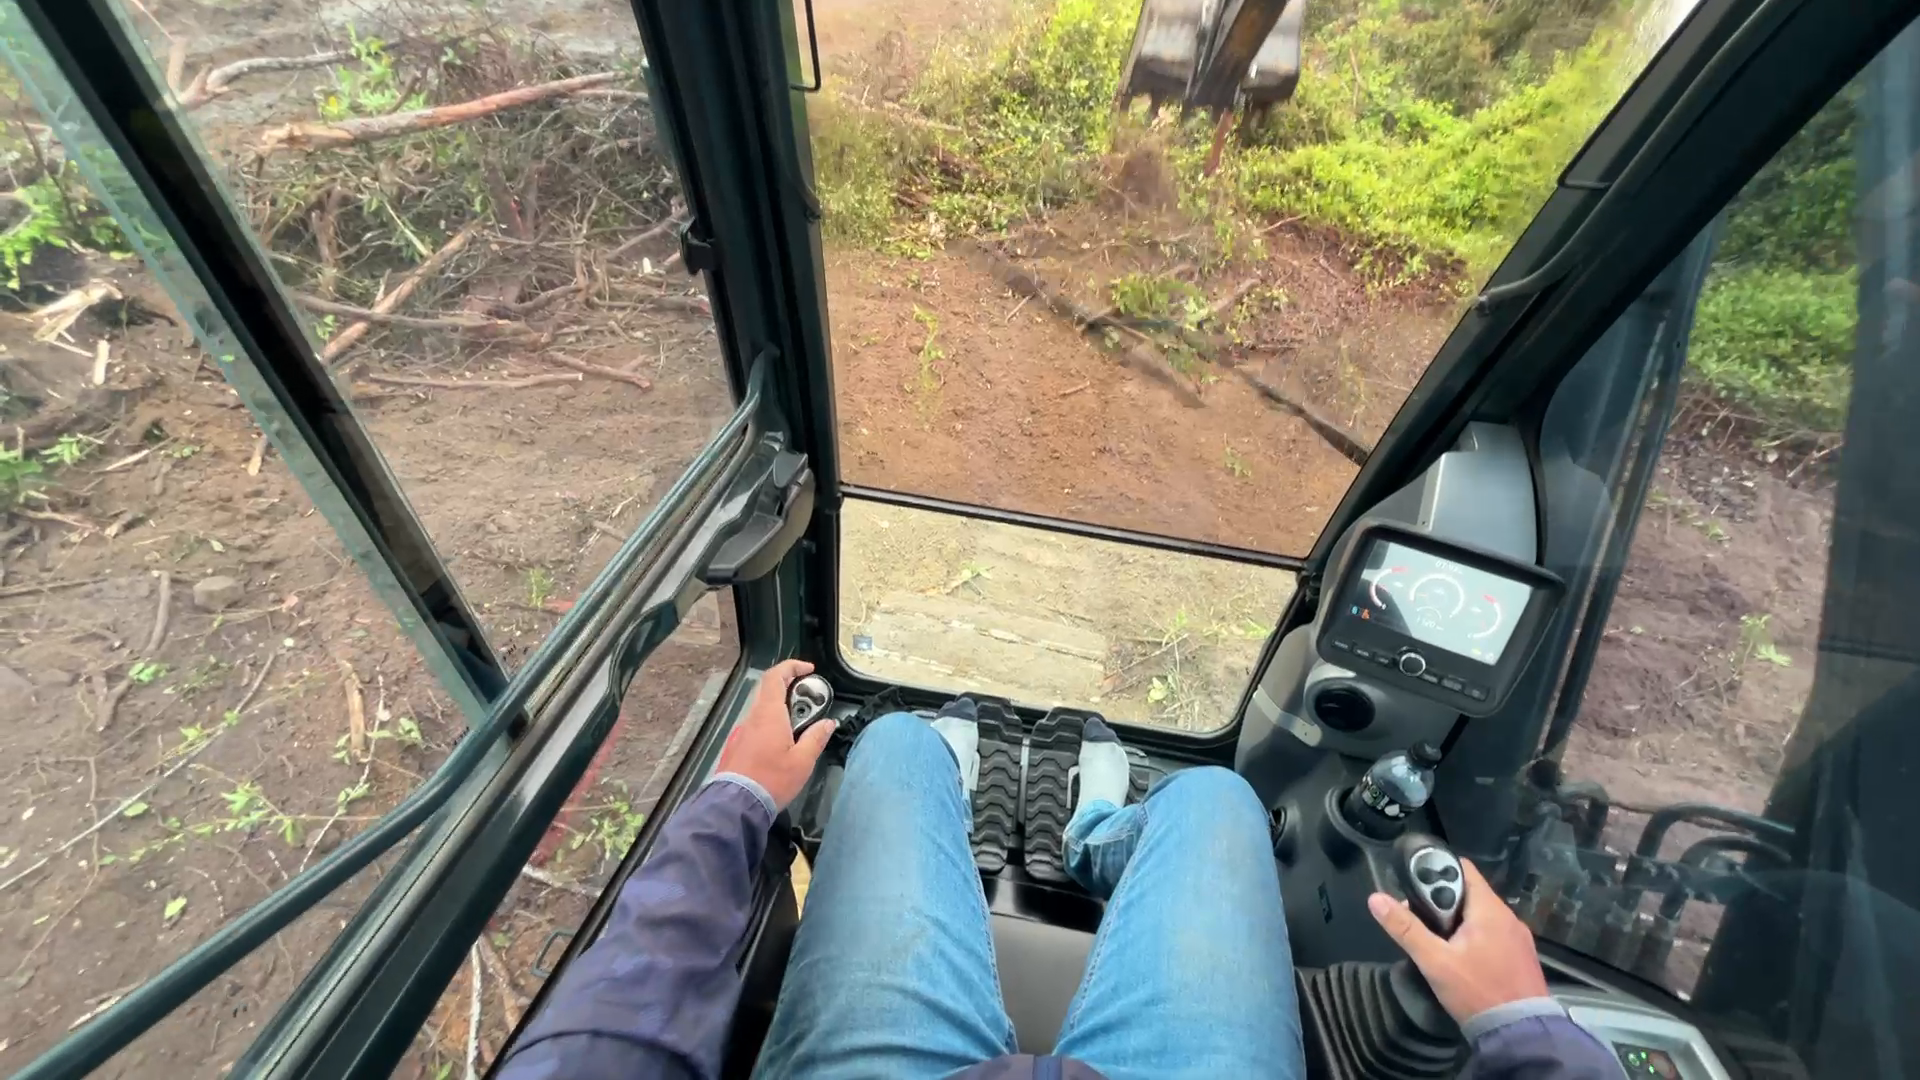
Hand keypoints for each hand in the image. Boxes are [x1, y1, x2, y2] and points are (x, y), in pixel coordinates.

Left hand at [715, 659, 835, 811]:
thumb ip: (816, 738)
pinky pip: (757, 726)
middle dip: (792, 690)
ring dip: (782, 711)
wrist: (736, 805)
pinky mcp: (737, 746)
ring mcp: (742, 732)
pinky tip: (782, 747)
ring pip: (763, 710)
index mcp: (769, 714)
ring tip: (800, 729)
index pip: (775, 676)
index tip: (809, 670)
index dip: (792, 667)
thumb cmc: (772, 779)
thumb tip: (828, 723)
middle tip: (810, 703)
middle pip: (769, 691)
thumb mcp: (802, 761)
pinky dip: (772, 726)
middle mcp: (753, 718)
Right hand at [1367, 857, 1548, 1025]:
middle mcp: (1509, 919)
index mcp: (1490, 911)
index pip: (1462, 869)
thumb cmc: (1478, 992)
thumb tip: (1375, 898)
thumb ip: (1405, 928)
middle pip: (1468, 891)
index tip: (1413, 885)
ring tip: (1435, 937)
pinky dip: (1472, 934)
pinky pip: (1491, 932)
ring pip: (1479, 914)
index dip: (1435, 869)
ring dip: (1455, 918)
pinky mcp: (1521, 958)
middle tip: (1419, 916)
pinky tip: (1459, 955)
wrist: (1524, 1040)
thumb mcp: (1434, 961)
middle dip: (1440, 899)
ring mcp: (1518, 940)